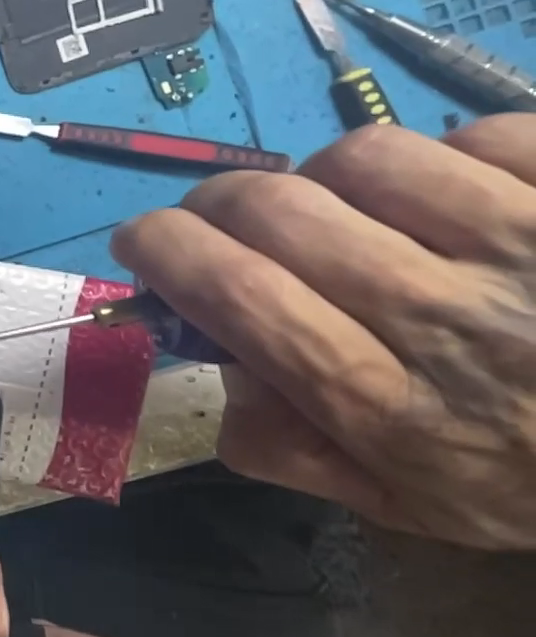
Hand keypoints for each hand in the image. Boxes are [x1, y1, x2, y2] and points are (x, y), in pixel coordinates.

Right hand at [112, 115, 535, 549]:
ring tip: (347, 210)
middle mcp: (443, 316)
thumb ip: (279, 441)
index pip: (230, 289)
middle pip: (274, 207)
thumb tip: (216, 362)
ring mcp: (532, 246)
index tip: (141, 241)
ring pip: (364, 157)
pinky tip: (457, 202)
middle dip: (215, 200)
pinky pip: (479, 136)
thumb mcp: (396, 501)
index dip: (159, 246)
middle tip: (219, 219)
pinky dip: (443, 160)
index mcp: (379, 396)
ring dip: (326, 178)